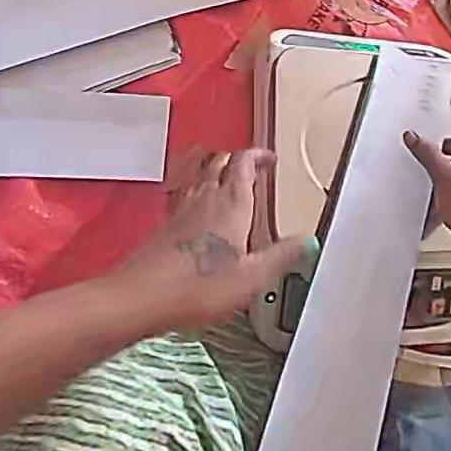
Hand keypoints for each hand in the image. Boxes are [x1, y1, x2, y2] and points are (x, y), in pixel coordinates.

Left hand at [114, 150, 307, 330]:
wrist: (144, 295)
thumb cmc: (197, 285)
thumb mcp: (253, 277)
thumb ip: (282, 256)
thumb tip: (307, 242)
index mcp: (231, 202)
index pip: (245, 161)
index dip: (258, 156)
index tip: (269, 159)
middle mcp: (205, 197)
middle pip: (220, 160)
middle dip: (237, 158)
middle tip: (250, 166)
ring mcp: (182, 207)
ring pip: (199, 172)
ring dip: (214, 168)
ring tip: (224, 176)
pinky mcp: (165, 223)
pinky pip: (184, 192)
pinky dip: (196, 189)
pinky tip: (197, 206)